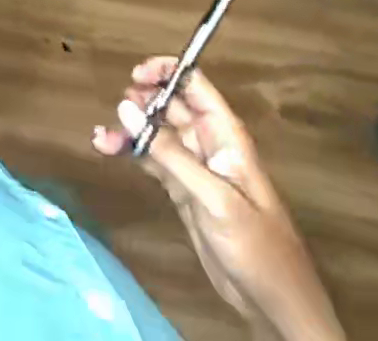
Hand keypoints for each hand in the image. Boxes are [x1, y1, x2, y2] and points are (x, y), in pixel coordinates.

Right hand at [92, 59, 344, 340]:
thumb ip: (168, 152)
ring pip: (153, 129)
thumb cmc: (257, 248)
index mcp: (226, 138)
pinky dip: (127, 149)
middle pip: (169, 105)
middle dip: (139, 101)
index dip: (167, 72)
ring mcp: (192, 166)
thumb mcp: (214, 198)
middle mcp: (207, 144)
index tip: (135, 74)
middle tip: (117, 111)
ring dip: (127, 128)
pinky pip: (147, 155)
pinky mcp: (179, 187)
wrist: (274, 306)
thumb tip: (126, 107)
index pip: (196, 87)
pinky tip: (106, 148)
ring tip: (103, 137)